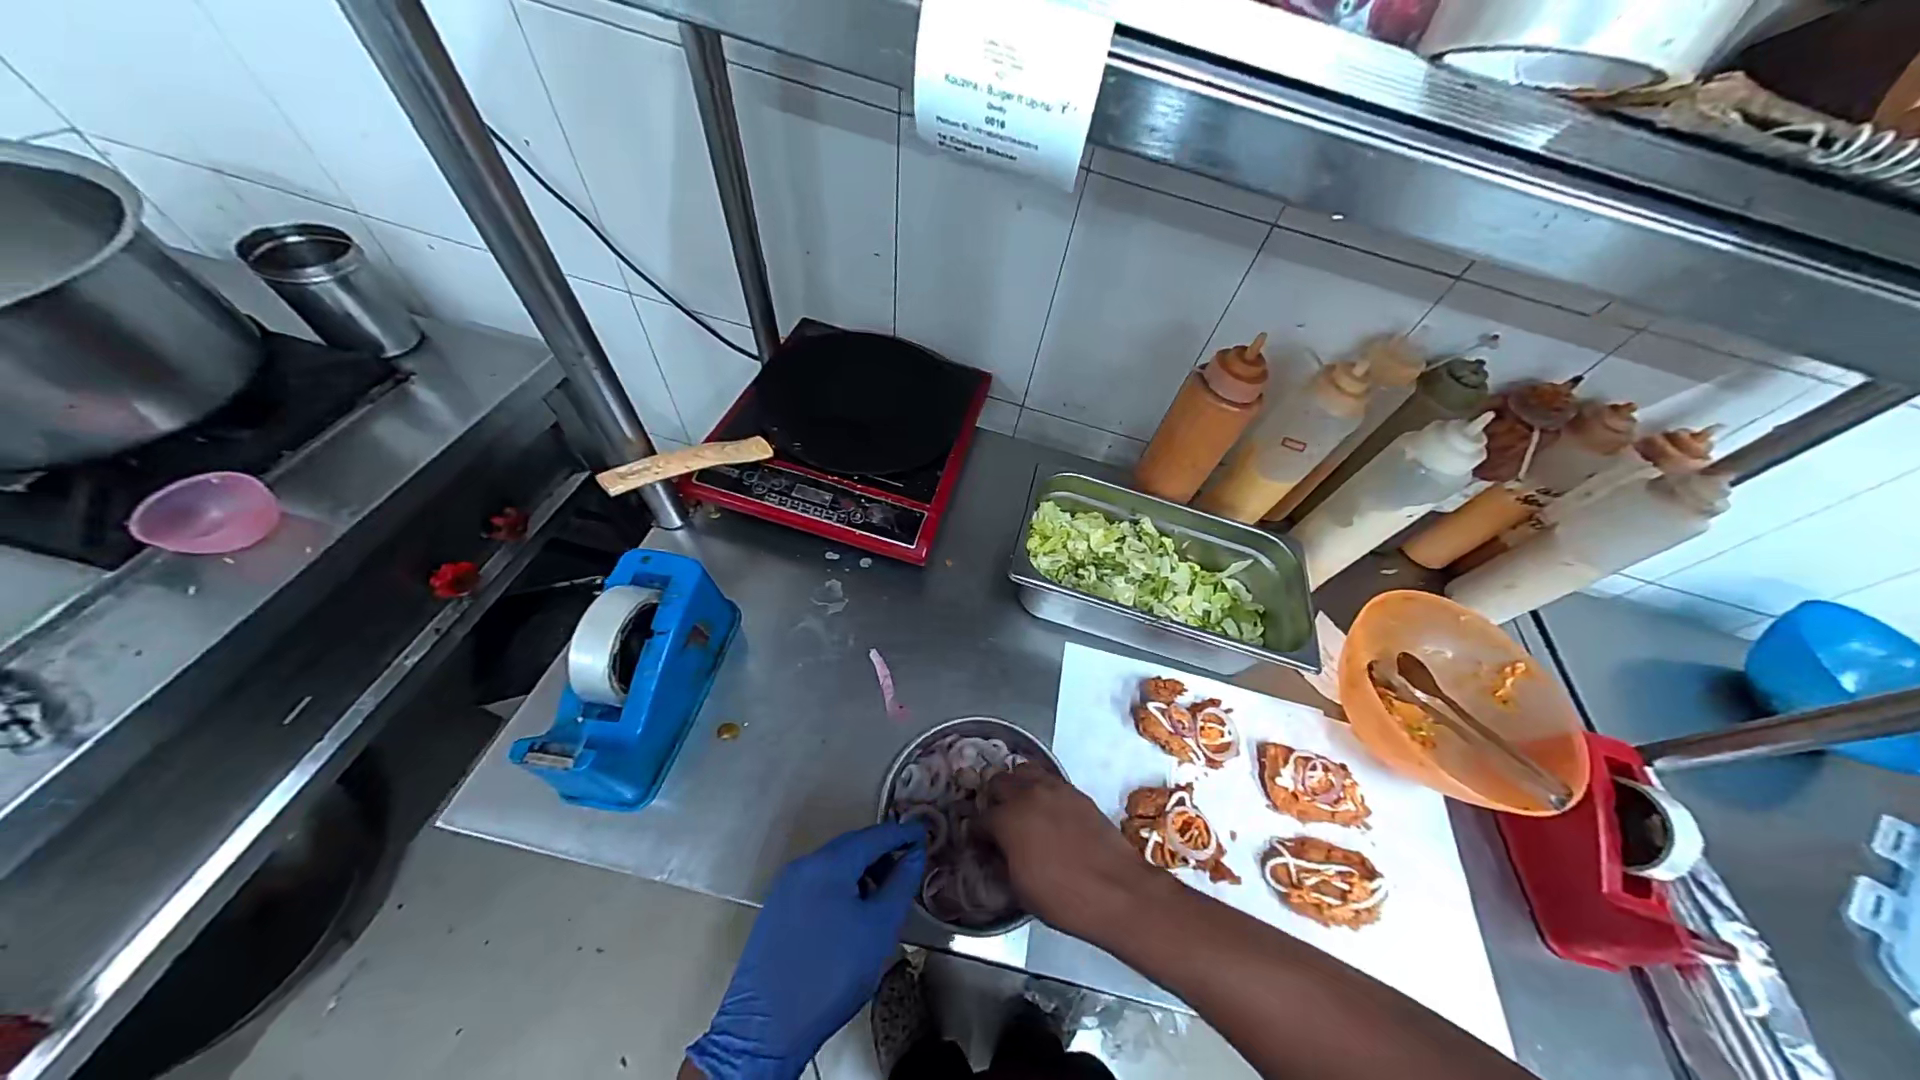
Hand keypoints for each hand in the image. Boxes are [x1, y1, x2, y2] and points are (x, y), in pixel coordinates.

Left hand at [685, 822, 925, 1079]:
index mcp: (828, 863)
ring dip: (862, 870)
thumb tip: (915, 854)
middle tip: (909, 865)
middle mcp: (803, 866)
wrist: (766, 1029)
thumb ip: (901, 884)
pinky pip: (816, 883)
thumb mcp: (879, 928)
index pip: (874, 835)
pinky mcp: (777, 910)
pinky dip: (841, 886)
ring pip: (833, 865)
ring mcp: (786, 887)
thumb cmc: (831, 975)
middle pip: (851, 846)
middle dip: (881, 851)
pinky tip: (853, 911)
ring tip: (884, 894)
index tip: (924, 832)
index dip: (902, 833)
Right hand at [982, 763, 1163, 943]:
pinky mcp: (1076, 792)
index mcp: (1006, 820)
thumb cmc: (1062, 898)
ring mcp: (1054, 789)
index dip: (977, 834)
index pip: (979, 819)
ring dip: (1016, 785)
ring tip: (1021, 805)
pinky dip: (1041, 788)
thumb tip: (997, 853)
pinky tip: (1046, 809)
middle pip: (998, 783)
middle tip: (998, 819)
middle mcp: (1026, 795)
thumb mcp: (1019, 890)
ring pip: (1023, 771)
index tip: (981, 844)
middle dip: (993, 799)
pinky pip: (1049, 779)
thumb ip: (1001, 863)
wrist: (1117, 890)